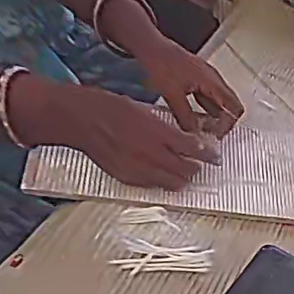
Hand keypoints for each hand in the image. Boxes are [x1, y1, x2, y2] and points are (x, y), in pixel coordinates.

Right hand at [42, 85, 219, 189]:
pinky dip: (162, 181)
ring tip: (184, 172)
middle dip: (197, 168)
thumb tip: (182, 139)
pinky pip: (154, 186)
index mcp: (158, 132)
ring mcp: (141, 168)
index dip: (207, 154)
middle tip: (201, 164)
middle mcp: (152, 153)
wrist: (80, 120)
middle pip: (188, 170)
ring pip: (174, 182)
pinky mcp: (129, 178)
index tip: (214, 156)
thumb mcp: (142, 110)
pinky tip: (162, 174)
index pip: (193, 149)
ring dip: (182, 178)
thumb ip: (164, 128)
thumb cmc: (107, 108)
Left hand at [136, 38, 244, 139]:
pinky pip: (207, 98)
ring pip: (219, 102)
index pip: (234, 108)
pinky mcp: (196, 78)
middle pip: (230, 106)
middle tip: (209, 134)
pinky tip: (193, 117)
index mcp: (211, 80)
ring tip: (201, 128)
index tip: (214, 136)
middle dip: (222, 123)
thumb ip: (186, 117)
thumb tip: (194, 134)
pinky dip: (204, 110)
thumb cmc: (158, 61)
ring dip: (213, 117)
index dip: (227, 125)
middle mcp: (212, 78)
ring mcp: (205, 77)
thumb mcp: (172, 94)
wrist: (147, 45)